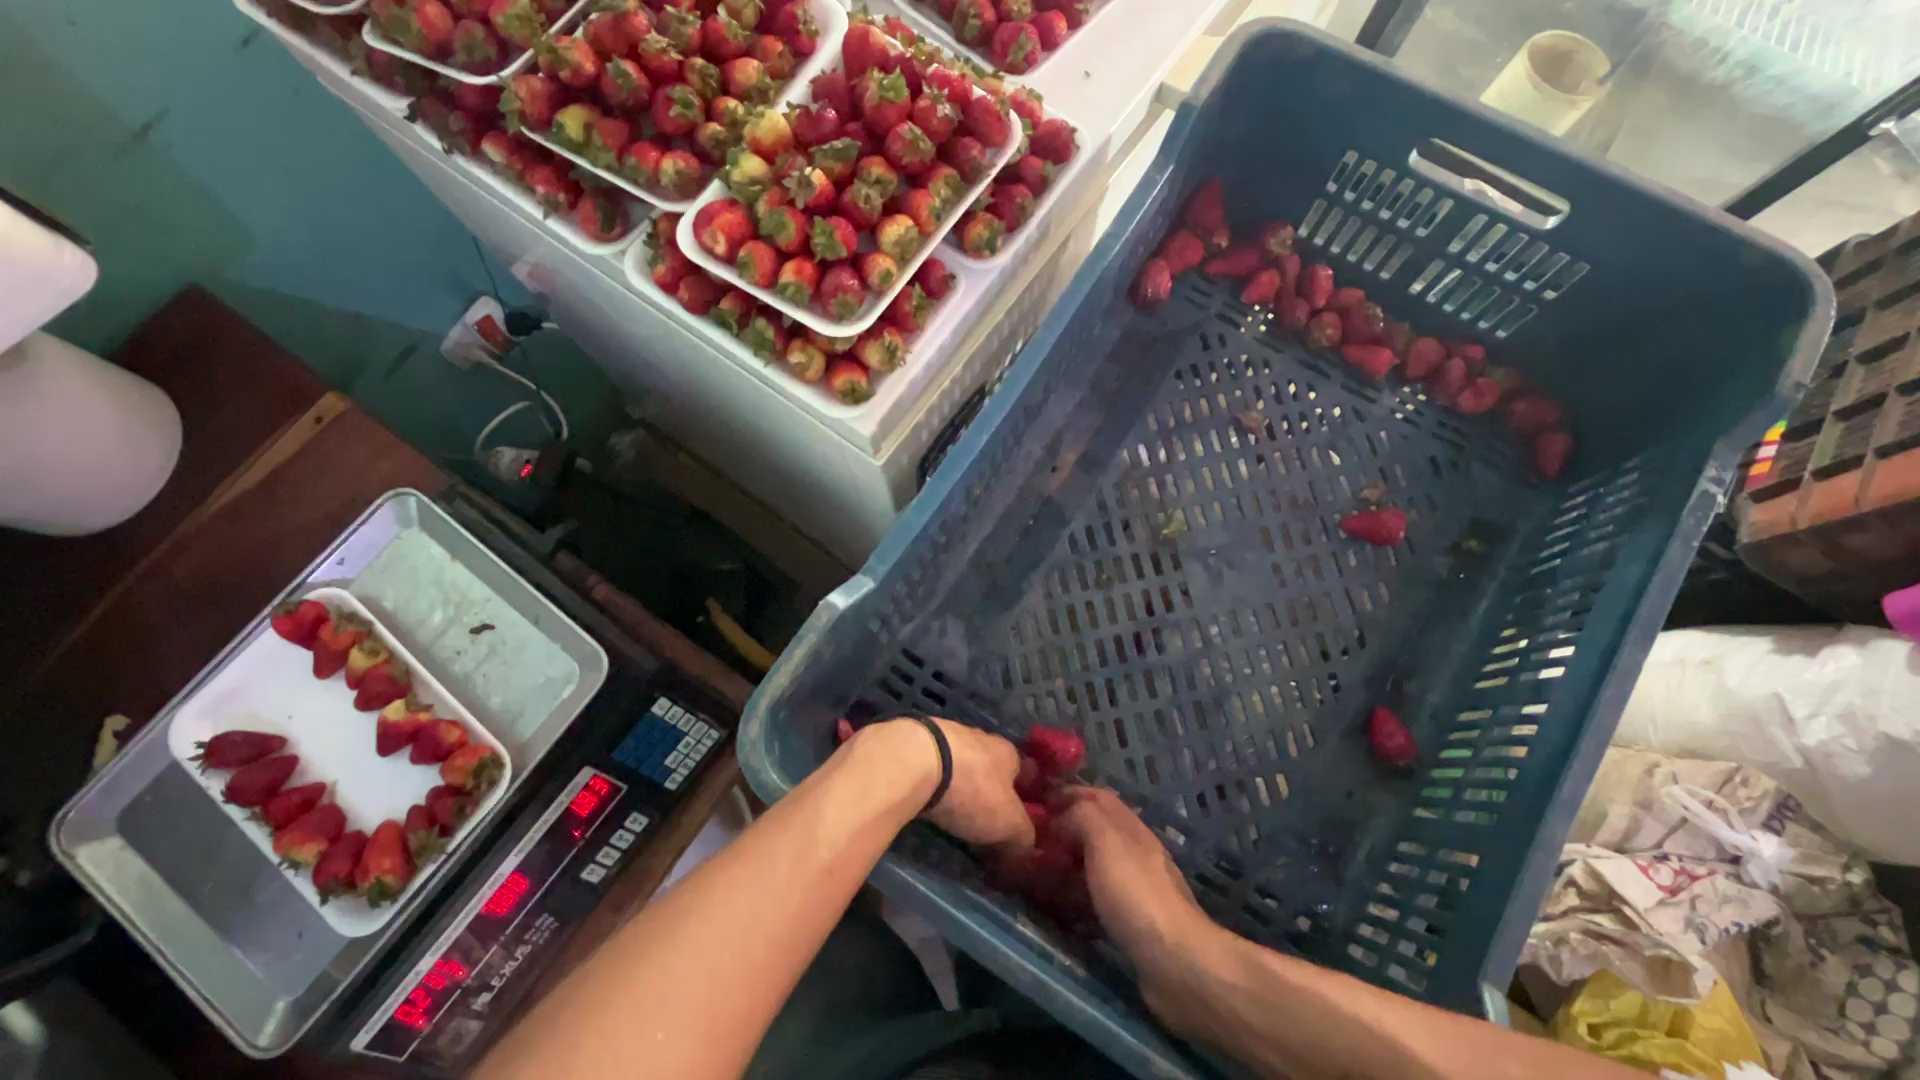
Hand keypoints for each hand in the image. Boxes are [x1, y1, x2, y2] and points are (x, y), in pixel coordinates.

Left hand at [847, 718, 1034, 849]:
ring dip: (955, 780)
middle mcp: (978, 737)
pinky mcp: (912, 742)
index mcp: (1006, 752)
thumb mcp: (1007, 823)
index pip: (1022, 771)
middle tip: (981, 814)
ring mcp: (943, 736)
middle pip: (988, 764)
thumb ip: (1022, 836)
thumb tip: (1027, 849)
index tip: (1014, 815)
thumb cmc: (970, 790)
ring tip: (949, 806)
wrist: (911, 761)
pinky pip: (928, 764)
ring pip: (957, 761)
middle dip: (986, 786)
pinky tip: (923, 795)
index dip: (1020, 794)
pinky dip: (928, 778)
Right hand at [1056, 786, 1219, 1026]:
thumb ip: (1082, 816)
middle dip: (1063, 830)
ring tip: (1034, 874)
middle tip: (1029, 841)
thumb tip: (1060, 817)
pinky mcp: (1132, 922)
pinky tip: (1059, 907)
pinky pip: (1097, 898)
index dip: (1067, 794)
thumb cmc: (1136, 895)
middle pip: (1095, 830)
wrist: (1175, 962)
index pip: (1097, 797)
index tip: (1035, 802)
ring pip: (1095, 865)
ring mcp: (1136, 889)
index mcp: (1131, 829)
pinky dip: (1076, 896)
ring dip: (1067, 864)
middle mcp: (1136, 853)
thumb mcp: (1105, 841)